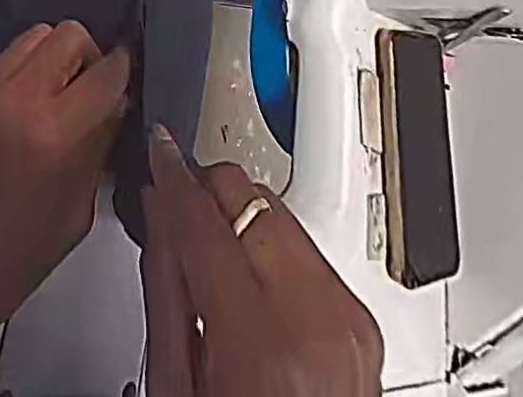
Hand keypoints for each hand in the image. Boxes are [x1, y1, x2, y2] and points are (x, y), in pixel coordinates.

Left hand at [0, 21, 130, 361]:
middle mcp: (15, 98)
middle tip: (86, 88)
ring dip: (53, 57)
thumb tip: (117, 98)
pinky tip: (20, 107)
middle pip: (69, 33)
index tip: (126, 77)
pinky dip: (22, 71)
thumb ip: (100, 139)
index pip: (107, 69)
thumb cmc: (14, 255)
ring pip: (34, 36)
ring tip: (53, 93)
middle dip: (87, 55)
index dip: (124, 68)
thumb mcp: (78, 206)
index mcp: (52, 133)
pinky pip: (4, 59)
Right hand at [142, 127, 383, 395]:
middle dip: (206, 188)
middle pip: (249, 197)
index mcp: (264, 346)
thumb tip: (160, 213)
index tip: (160, 148)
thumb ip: (168, 287)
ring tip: (209, 241)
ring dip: (237, 209)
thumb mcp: (178, 387)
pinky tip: (246, 265)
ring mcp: (347, 316)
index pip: (207, 223)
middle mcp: (317, 321)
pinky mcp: (362, 315)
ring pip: (277, 207)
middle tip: (178, 203)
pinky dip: (268, 237)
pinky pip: (304, 241)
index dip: (175, 175)